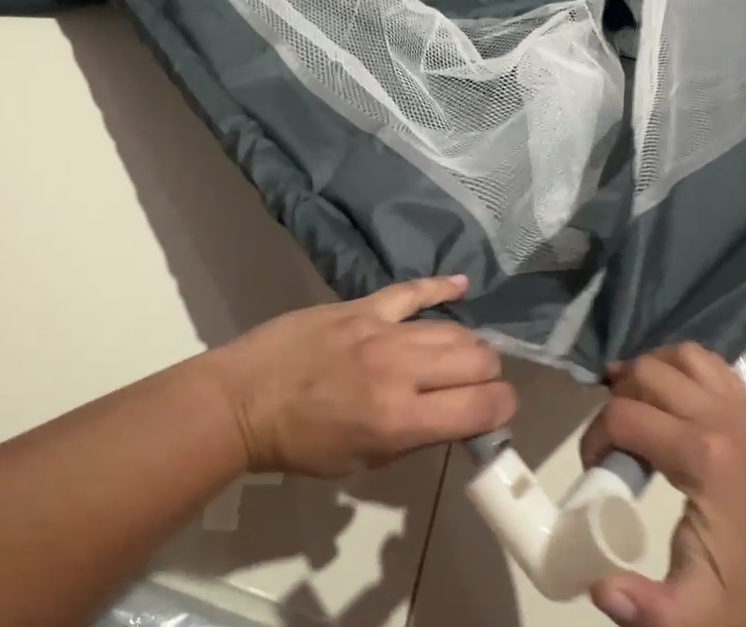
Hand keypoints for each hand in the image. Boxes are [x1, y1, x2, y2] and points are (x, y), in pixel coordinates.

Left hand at [199, 275, 517, 476]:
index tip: (496, 412)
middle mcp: (400, 370)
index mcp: (401, 419)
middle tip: (475, 387)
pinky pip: (412, 291)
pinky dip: (441, 286)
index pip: (483, 406)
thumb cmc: (299, 444)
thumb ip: (415, 439)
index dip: (502, 409)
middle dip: (489, 376)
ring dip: (468, 345)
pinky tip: (462, 284)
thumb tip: (455, 421)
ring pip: (453, 328)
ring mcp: (381, 331)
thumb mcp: (363, 461)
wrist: (243, 401)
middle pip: (477, 359)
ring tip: (463, 356)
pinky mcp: (362, 306)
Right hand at [580, 344, 745, 626]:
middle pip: (650, 371)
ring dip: (651, 373)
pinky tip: (671, 406)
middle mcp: (725, 420)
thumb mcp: (688, 614)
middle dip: (617, 398)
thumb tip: (596, 586)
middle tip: (610, 442)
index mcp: (704, 457)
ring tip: (633, 408)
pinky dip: (683, 372)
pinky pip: (713, 368)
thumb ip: (641, 604)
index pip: (625, 415)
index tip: (592, 468)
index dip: (596, 436)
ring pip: (684, 356)